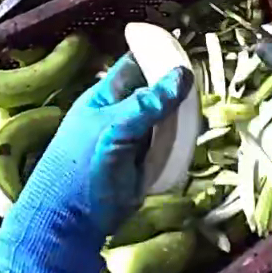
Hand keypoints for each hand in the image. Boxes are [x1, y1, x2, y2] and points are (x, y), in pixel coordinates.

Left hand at [0, 56, 191, 272]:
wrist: (70, 223)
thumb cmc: (83, 167)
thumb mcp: (115, 128)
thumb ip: (148, 103)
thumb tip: (182, 73)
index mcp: (106, 96)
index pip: (134, 64)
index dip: (156, 54)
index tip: (184, 48)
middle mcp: (121, 113)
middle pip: (154, 92)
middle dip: (175, 89)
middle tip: (201, 86)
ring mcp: (134, 139)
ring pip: (164, 118)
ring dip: (181, 117)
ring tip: (200, 111)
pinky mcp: (144, 164)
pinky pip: (167, 145)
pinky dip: (180, 142)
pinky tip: (194, 135)